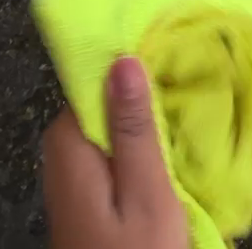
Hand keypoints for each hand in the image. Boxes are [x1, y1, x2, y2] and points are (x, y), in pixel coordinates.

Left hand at [42, 57, 187, 248]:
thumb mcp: (145, 194)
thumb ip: (133, 127)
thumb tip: (123, 58)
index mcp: (69, 141)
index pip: (97, 77)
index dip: (135, 67)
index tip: (173, 57)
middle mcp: (62, 151)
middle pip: (105, 101)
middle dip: (144, 97)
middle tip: (189, 91)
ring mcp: (72, 174)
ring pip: (112, 126)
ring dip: (147, 124)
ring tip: (187, 116)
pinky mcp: (85, 195)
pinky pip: (113, 152)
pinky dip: (140, 150)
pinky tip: (169, 151)